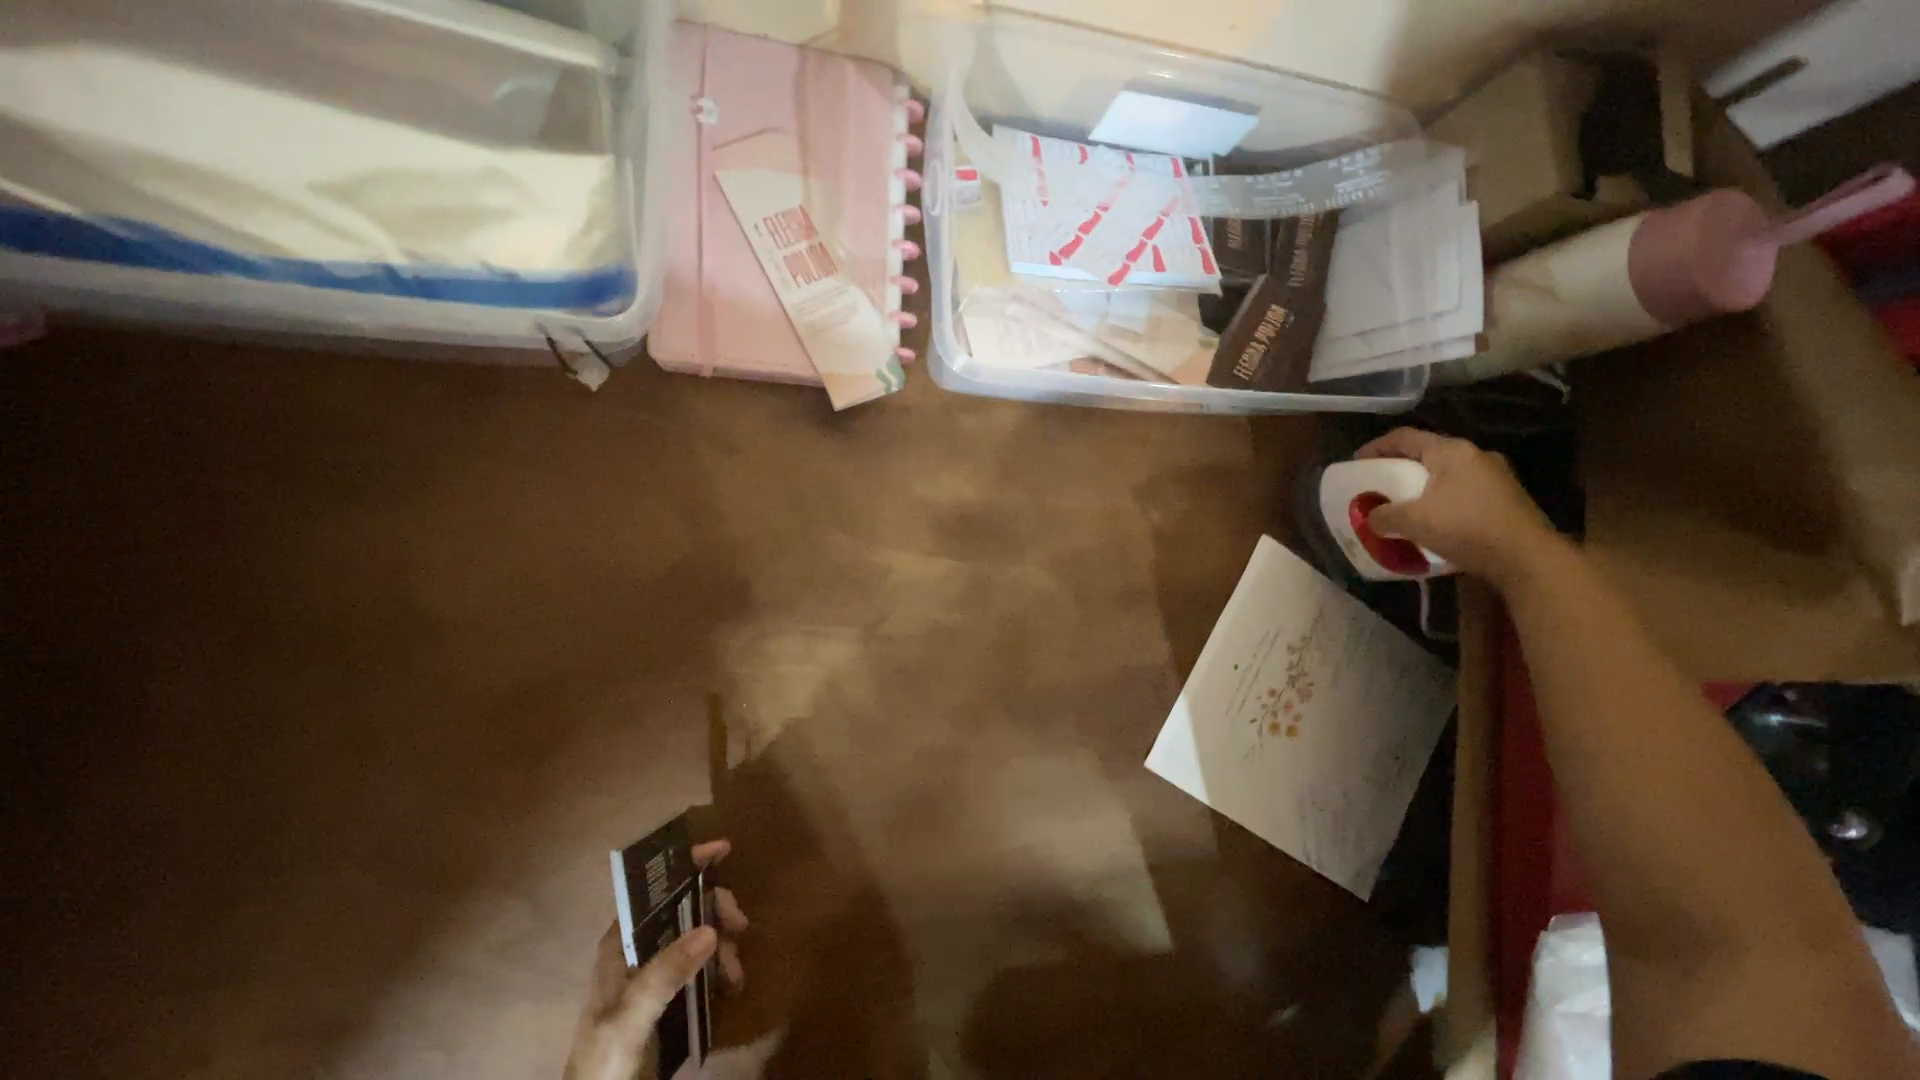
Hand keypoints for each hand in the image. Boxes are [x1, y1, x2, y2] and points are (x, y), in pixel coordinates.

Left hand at [564, 840, 748, 1079]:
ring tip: (736, 974)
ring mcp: (654, 975)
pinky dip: (722, 969)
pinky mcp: (669, 999)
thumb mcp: (632, 1017)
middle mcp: (638, 951)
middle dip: (715, 911)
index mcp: (621, 944)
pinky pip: (703, 967)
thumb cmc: (605, 1060)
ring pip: (698, 938)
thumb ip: (665, 974)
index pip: (654, 890)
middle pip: (684, 909)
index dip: (686, 865)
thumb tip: (709, 929)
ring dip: (723, 947)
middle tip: (741, 925)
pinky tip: (731, 986)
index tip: (722, 850)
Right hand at [1355, 428, 1562, 589]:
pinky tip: (1436, 522)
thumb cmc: (1466, 528)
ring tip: (1406, 505)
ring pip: (1448, 474)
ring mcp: (1496, 476)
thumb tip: (1371, 518)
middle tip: (1380, 485)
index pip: (1404, 437)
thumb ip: (1385, 516)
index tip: (1357, 463)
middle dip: (1400, 469)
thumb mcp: (1413, 522)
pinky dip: (1444, 501)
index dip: (1376, 447)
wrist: (1527, 557)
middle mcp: (1476, 456)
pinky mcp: (1508, 498)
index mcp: (1451, 451)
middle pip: (1428, 454)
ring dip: (1424, 487)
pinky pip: (1464, 492)